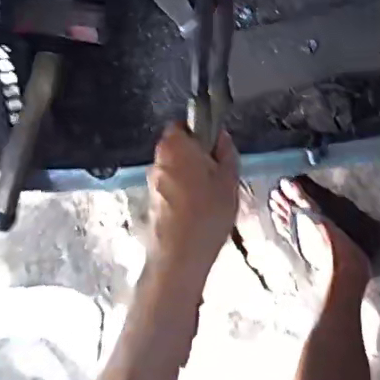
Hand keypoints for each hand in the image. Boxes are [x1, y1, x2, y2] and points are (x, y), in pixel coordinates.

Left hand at [147, 123, 238, 279]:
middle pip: (179, 146)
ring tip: (210, 196)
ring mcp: (152, 180)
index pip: (184, 123)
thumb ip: (226, 152)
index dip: (201, 132)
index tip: (215, 147)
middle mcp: (159, 157)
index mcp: (175, 144)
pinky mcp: (151, 200)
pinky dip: (182, 193)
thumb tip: (221, 137)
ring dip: (189, 175)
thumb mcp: (229, 179)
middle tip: (218, 172)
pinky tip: (198, 211)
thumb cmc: (207, 212)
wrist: (179, 256)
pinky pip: (170, 187)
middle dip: (196, 155)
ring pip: (175, 167)